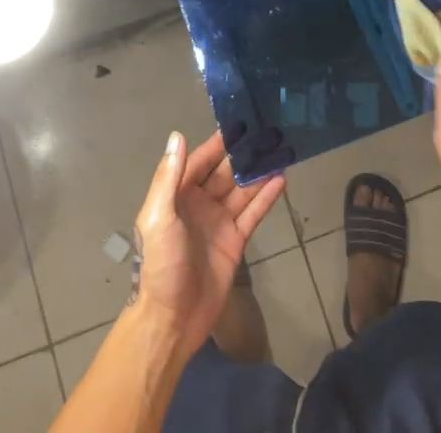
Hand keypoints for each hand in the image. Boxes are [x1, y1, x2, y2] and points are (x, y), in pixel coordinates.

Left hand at [130, 130, 287, 351]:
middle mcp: (198, 205)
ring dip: (259, 172)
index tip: (238, 122)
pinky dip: (266, 197)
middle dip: (244, 154)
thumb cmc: (160, 265)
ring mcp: (218, 223)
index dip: (217, 143)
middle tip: (269, 132)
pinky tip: (282, 180)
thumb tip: (178, 135)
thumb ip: (169, 177)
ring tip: (281, 150)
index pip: (199, 162)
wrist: (172, 318)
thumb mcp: (159, 217)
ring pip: (242, 191)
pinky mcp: (235, 241)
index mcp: (176, 196)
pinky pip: (253, 214)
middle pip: (225, 173)